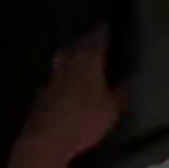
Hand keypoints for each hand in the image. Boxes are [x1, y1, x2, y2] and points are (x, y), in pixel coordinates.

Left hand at [9, 28, 120, 167]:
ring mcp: (54, 68)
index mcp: (90, 52)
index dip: (109, 30)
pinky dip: (66, 76)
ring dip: (77, 60)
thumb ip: (121, 93)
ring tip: (87, 69)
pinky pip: (59, 73)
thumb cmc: (84, 117)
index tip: (114, 31)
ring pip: (69, 56)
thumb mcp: (112, 110)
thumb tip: (126, 84)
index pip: (101, 31)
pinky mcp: (43, 85)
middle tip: (103, 52)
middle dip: (92, 45)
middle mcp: (71, 53)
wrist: (46, 138)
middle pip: (83, 41)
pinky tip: (71, 87)